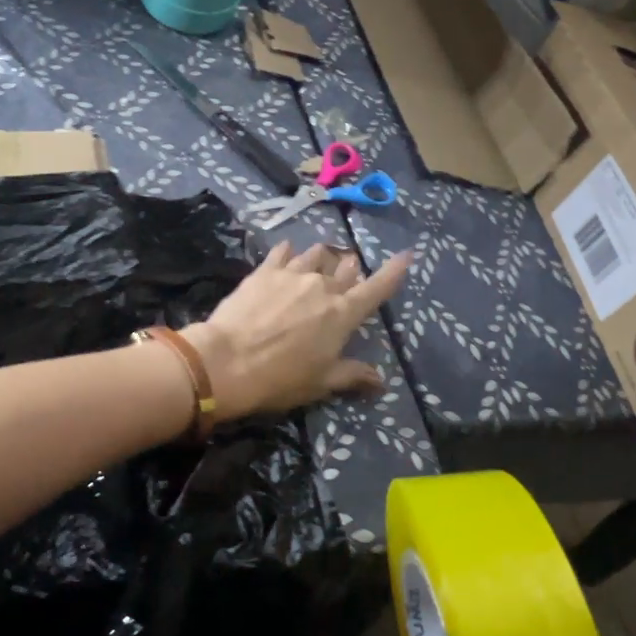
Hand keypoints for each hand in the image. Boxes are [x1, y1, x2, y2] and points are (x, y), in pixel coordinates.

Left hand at [181, 243, 411, 420]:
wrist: (228, 360)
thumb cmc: (281, 378)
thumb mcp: (322, 383)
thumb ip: (352, 375)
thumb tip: (380, 380)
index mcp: (342, 314)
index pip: (376, 287)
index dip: (393, 271)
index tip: (407, 255)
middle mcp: (322, 286)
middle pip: (344, 269)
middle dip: (350, 268)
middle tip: (349, 270)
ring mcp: (292, 274)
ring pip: (316, 255)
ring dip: (323, 258)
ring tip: (320, 261)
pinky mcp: (264, 270)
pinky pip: (283, 252)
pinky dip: (290, 252)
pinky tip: (288, 252)